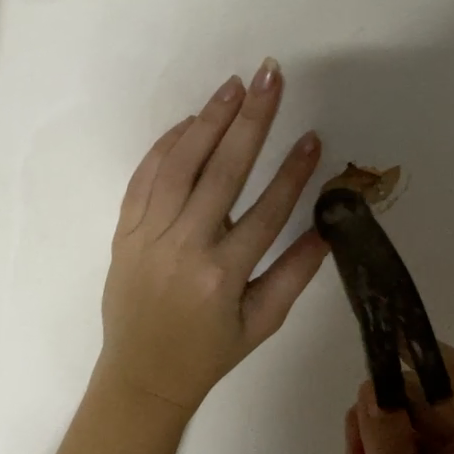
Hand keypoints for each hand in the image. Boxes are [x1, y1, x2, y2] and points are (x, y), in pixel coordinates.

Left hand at [95, 60, 328, 413]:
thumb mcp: (261, 323)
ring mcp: (148, 236)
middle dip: (251, 121)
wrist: (141, 375)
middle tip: (270, 78)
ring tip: (233, 87)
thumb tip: (329, 227)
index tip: (312, 136)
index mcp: (223, 276)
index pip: (266, 212)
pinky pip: (143, 179)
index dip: (293, 173)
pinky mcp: (124, 231)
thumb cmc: (209, 352)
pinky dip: (165, 146)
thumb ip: (295, 274)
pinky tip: (190, 122)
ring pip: (179, 166)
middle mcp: (184, 249)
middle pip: (222, 174)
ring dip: (207, 122)